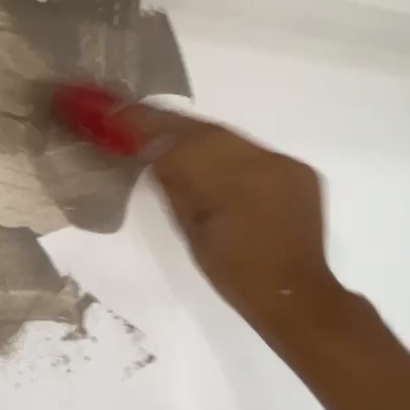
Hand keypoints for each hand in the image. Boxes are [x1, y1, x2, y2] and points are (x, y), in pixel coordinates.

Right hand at [118, 104, 344, 337]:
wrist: (295, 297)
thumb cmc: (232, 271)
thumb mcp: (187, 225)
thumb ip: (171, 181)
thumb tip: (148, 150)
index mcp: (231, 178)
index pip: (177, 138)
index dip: (142, 122)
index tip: (111, 112)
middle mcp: (262, 160)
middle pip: (202, 130)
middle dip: (164, 123)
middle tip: (131, 118)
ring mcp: (283, 163)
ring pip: (226, 137)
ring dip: (192, 134)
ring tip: (163, 136)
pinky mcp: (298, 172)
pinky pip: (250, 151)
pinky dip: (223, 151)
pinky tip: (208, 159)